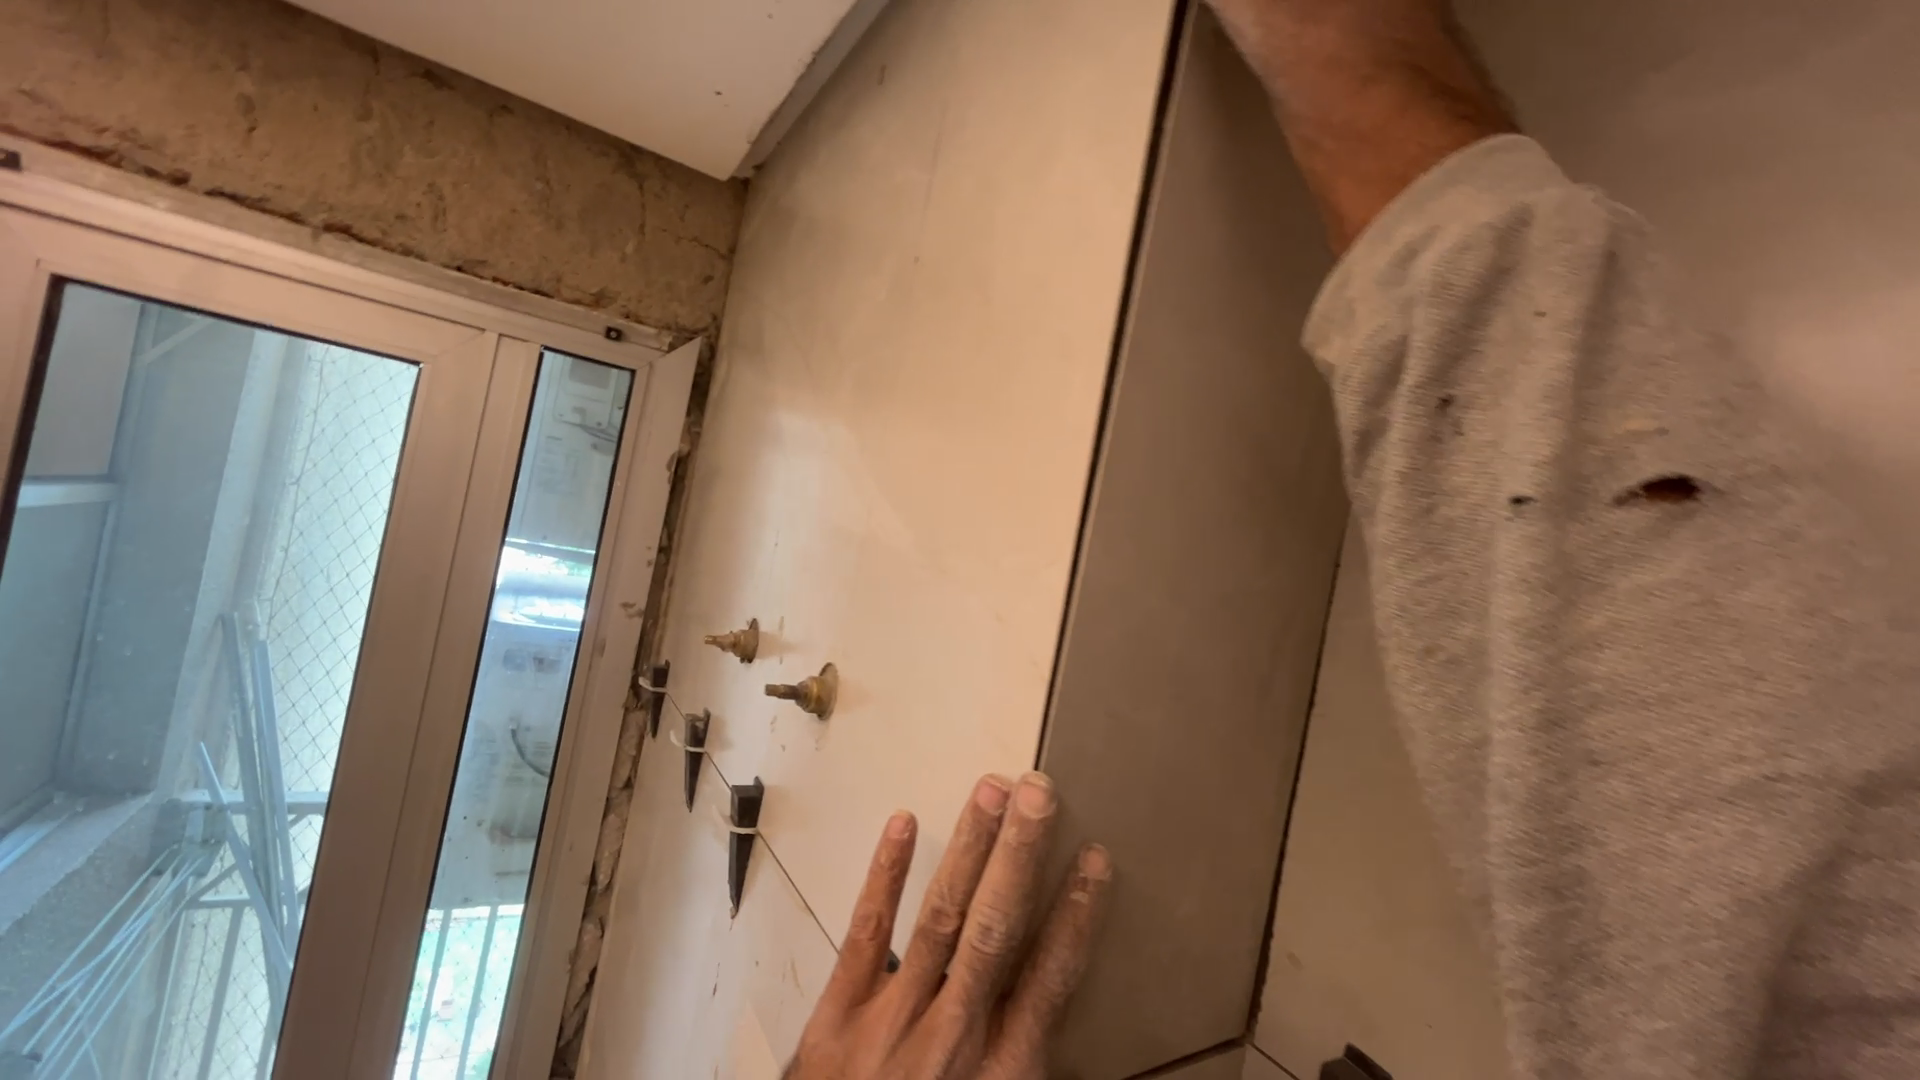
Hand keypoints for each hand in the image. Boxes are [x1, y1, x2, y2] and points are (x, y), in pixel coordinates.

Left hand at [784, 773, 1112, 1078]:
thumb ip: (1029, 1065)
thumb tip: (1058, 1012)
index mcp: (1000, 1070)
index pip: (1048, 980)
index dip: (1074, 915)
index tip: (1094, 857)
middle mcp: (951, 1033)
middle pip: (994, 929)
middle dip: (1018, 855)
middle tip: (1038, 789)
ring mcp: (889, 1016)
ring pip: (939, 917)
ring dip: (968, 848)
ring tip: (992, 789)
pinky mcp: (837, 1009)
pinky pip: (864, 932)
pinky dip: (884, 875)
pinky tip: (902, 821)